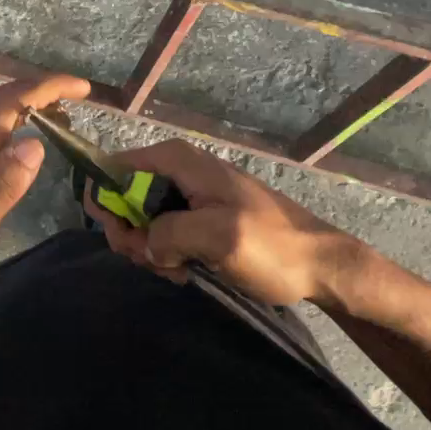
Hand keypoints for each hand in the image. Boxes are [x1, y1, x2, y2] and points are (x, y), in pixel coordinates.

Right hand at [83, 138, 360, 305]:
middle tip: (158, 261)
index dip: (107, 203)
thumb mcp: (218, 236)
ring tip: (179, 268)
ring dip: (149, 248)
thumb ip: (167, 232)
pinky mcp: (196, 214)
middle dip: (130, 232)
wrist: (323, 265)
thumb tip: (144, 242)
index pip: (112, 168)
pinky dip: (164, 252)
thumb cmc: (273, 246)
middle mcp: (176, 167)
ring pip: (138, 217)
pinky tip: (185, 269)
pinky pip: (160, 229)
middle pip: (121, 195)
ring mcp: (186, 191)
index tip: (127, 238)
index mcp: (176, 159)